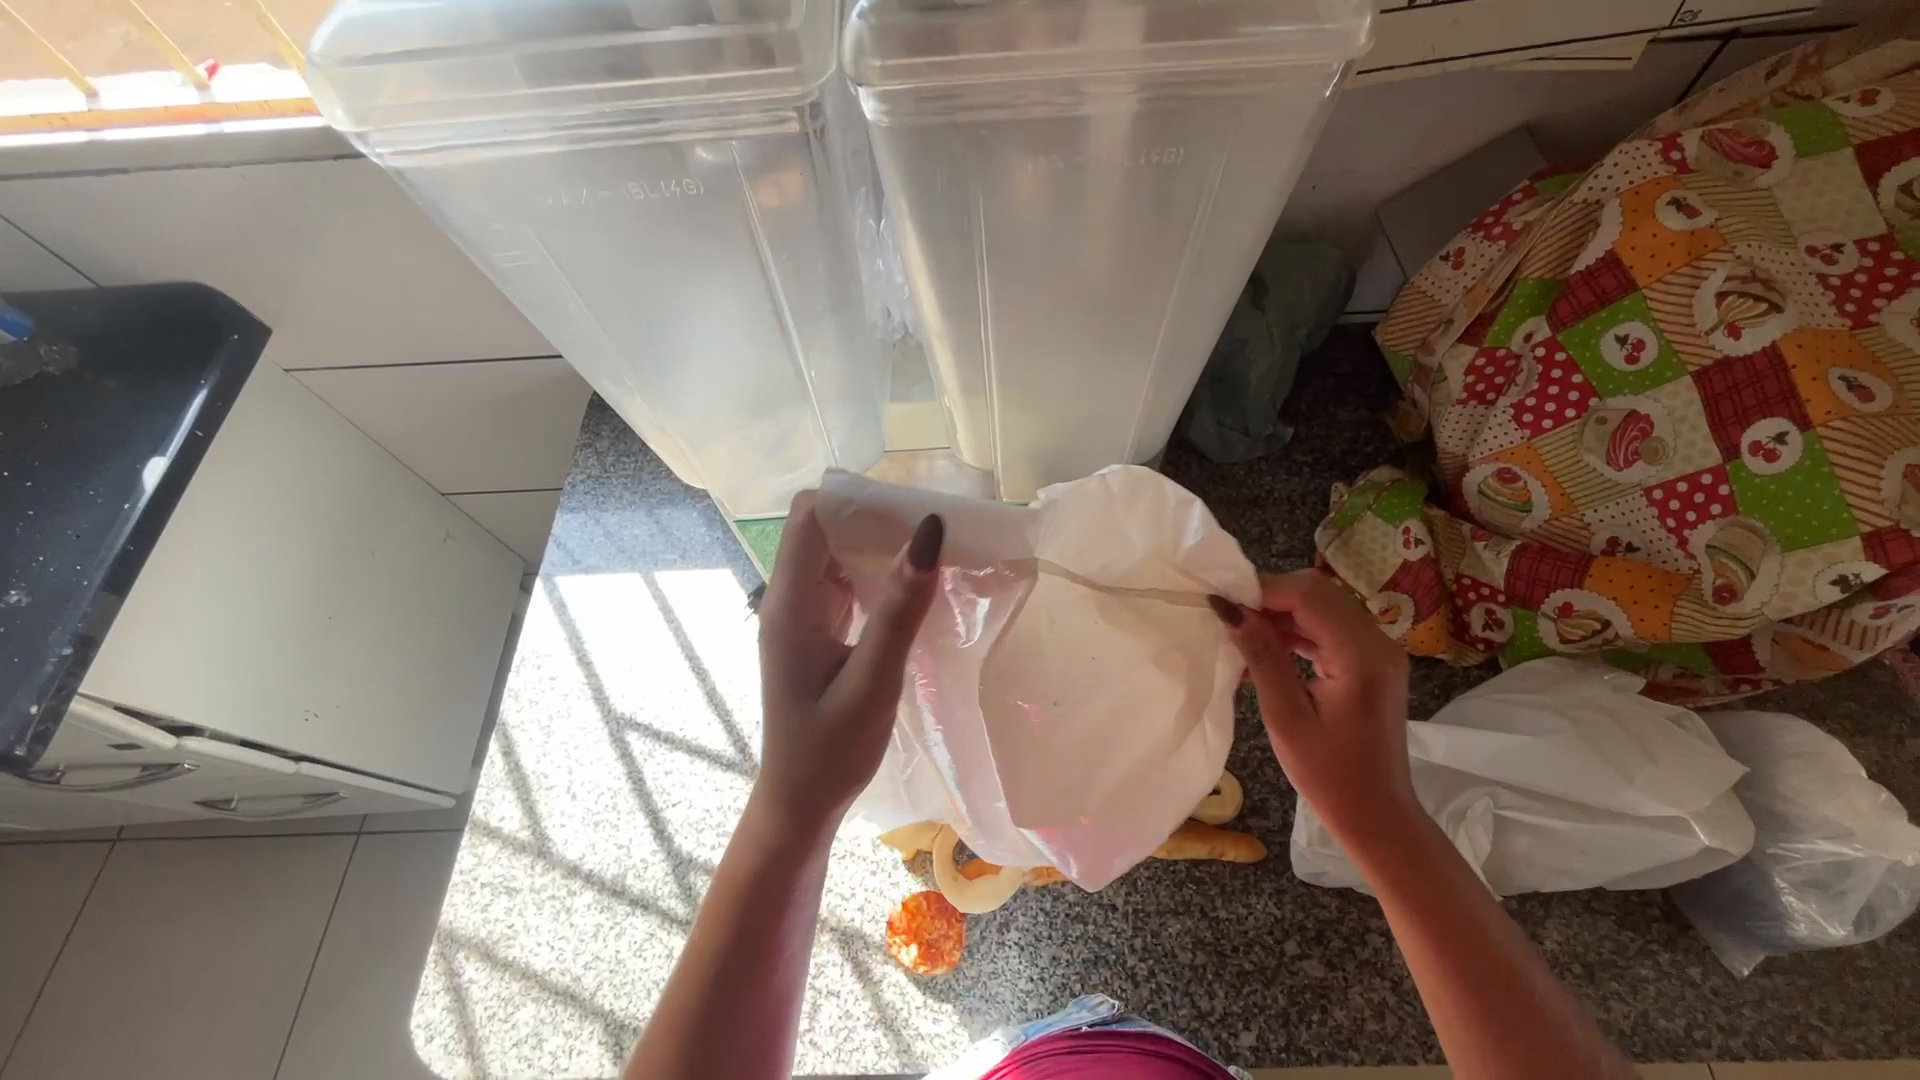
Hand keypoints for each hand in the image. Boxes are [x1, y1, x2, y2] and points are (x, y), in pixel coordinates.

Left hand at [754, 491, 941, 823]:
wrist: (801, 802)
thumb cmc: (830, 752)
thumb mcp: (872, 684)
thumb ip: (900, 611)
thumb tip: (927, 534)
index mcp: (789, 606)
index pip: (811, 518)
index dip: (857, 502)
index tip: (912, 509)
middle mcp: (788, 600)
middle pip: (824, 528)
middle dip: (875, 518)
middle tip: (932, 530)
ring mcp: (801, 615)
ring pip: (836, 552)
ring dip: (878, 544)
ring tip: (930, 550)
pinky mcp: (817, 630)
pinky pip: (844, 581)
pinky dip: (876, 572)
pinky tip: (911, 584)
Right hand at [1209, 570, 1420, 848]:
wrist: (1377, 815)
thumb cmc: (1330, 775)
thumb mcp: (1287, 717)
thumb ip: (1262, 657)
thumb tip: (1231, 611)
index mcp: (1361, 655)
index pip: (1308, 596)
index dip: (1261, 590)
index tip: (1220, 603)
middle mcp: (1377, 642)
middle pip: (1318, 592)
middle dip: (1269, 597)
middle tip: (1228, 617)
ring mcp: (1378, 651)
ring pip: (1322, 607)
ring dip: (1280, 613)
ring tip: (1240, 634)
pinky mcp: (1370, 663)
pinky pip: (1329, 628)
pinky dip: (1296, 631)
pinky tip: (1265, 649)